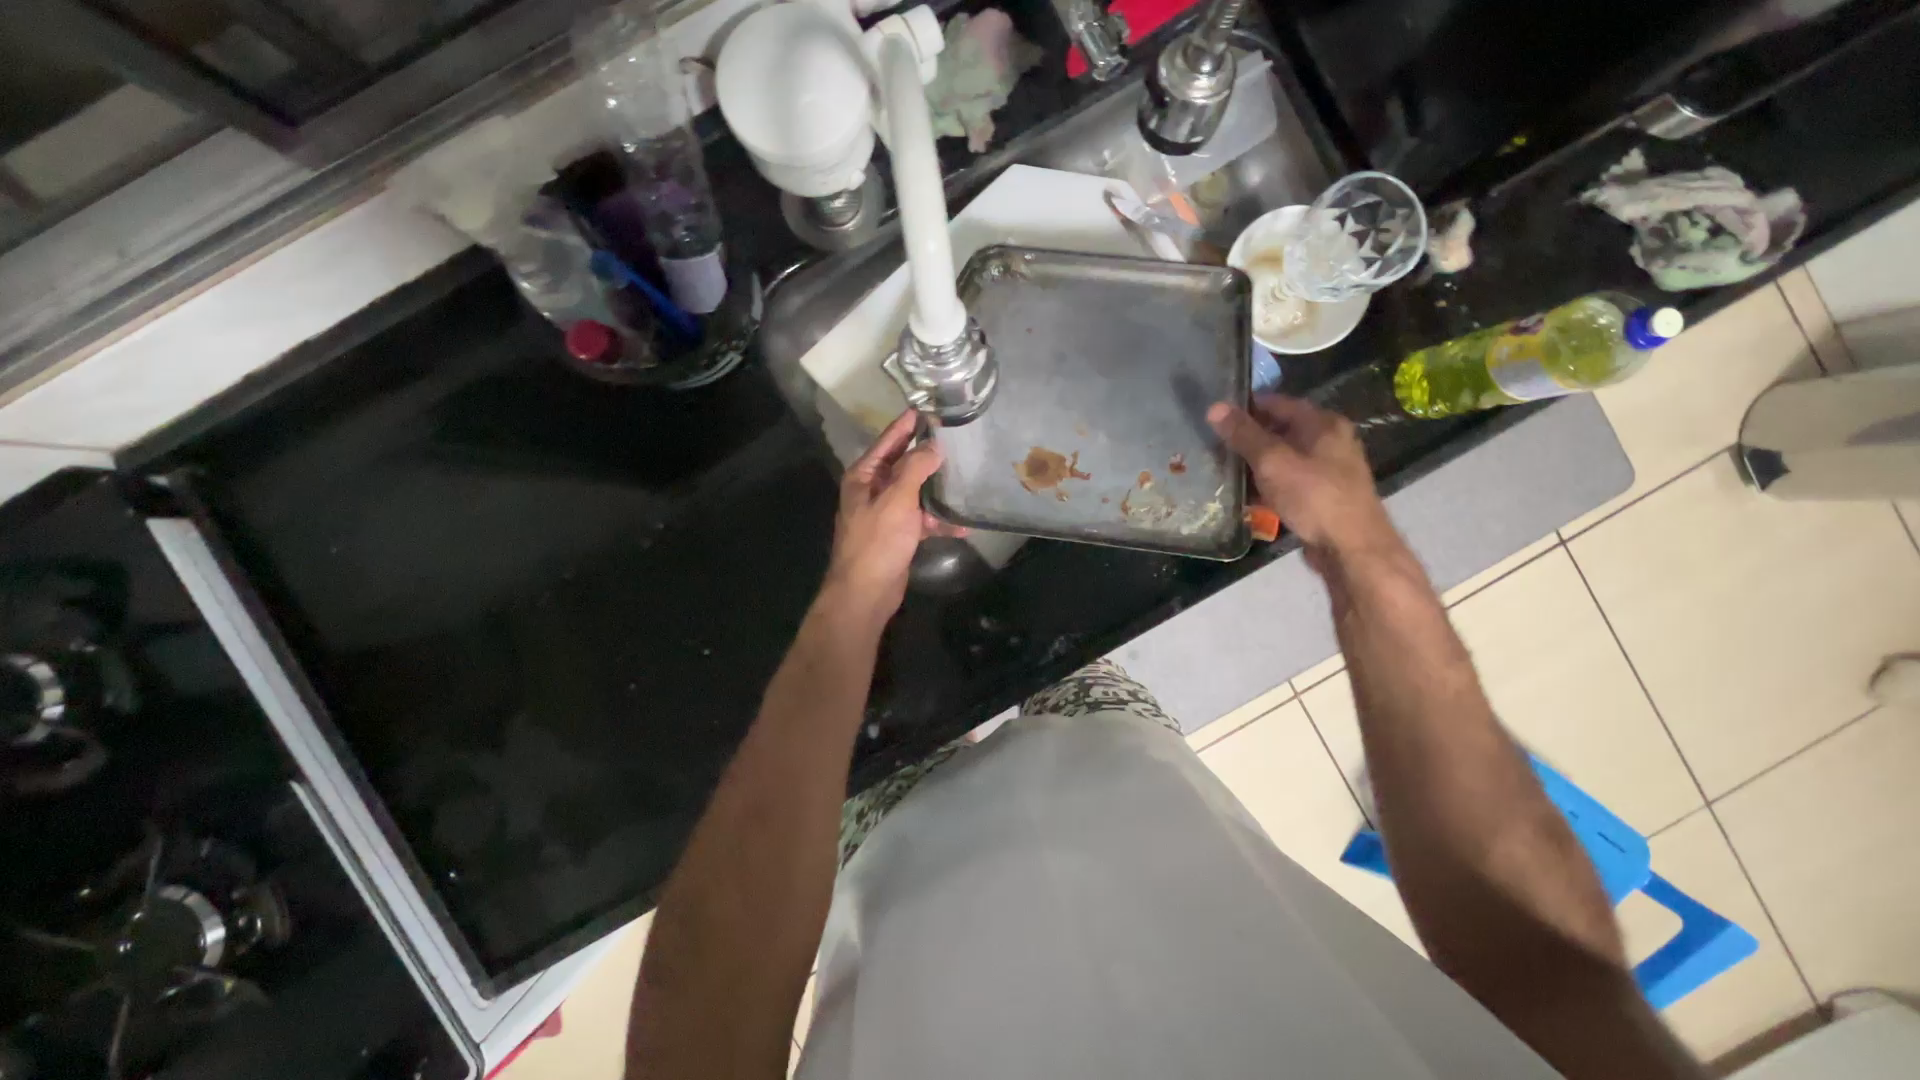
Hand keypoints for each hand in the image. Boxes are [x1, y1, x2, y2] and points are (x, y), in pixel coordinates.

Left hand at [821, 410, 959, 626]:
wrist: (865, 592)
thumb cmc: (877, 541)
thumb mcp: (897, 499)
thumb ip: (915, 469)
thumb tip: (933, 445)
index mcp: (864, 476)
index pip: (888, 440)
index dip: (907, 424)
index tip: (928, 407)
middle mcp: (872, 490)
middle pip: (903, 464)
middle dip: (927, 454)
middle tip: (956, 437)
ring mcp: (884, 513)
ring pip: (915, 492)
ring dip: (937, 489)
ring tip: (965, 477)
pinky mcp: (897, 535)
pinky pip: (920, 520)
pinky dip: (938, 522)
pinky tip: (961, 525)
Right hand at [1207, 395, 1396, 560]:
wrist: (1350, 547)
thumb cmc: (1313, 496)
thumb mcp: (1272, 461)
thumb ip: (1243, 434)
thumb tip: (1215, 407)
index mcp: (1323, 423)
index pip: (1278, 403)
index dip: (1247, 408)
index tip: (1218, 418)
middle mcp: (1331, 441)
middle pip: (1282, 432)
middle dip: (1249, 439)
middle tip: (1216, 446)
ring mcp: (1329, 471)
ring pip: (1285, 459)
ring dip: (1257, 465)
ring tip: (1225, 472)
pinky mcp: (1324, 497)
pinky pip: (1290, 483)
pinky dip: (1270, 486)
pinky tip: (1248, 497)